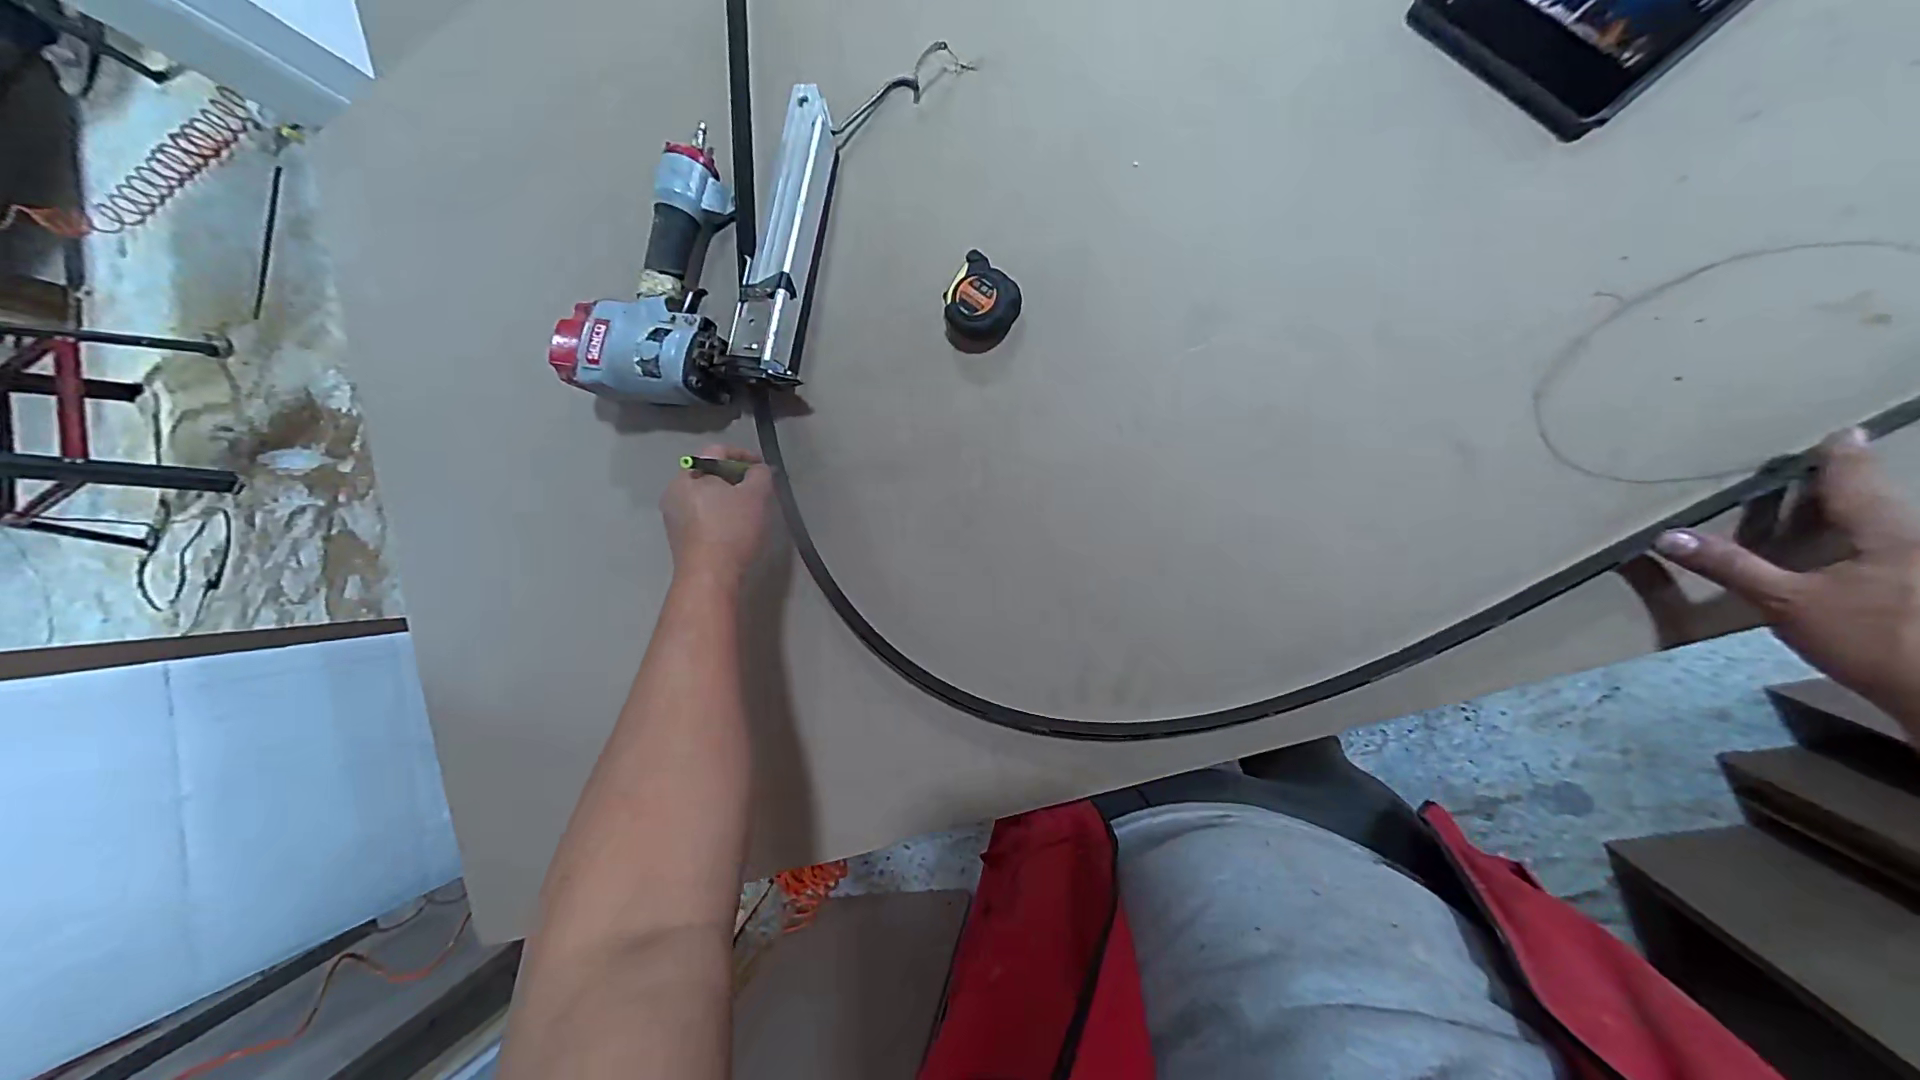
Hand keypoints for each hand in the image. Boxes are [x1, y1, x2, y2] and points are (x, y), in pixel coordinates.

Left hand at [661, 444, 772, 587]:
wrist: (709, 576)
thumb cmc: (731, 529)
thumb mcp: (755, 496)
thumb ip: (761, 475)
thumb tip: (759, 470)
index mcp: (688, 475)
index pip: (716, 452)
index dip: (743, 454)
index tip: (763, 467)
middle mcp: (674, 492)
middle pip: (709, 474)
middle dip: (736, 478)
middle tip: (758, 489)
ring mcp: (674, 516)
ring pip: (706, 496)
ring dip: (729, 498)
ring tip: (750, 509)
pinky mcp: (680, 538)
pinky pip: (703, 516)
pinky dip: (720, 515)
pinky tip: (736, 528)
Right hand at [1655, 428, 1919, 731]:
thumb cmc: (1874, 639)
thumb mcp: (1787, 604)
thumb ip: (1731, 566)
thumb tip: (1668, 536)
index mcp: (1890, 534)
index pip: (1857, 482)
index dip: (1842, 457)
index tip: (1842, 433)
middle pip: (1889, 503)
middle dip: (1862, 487)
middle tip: (1840, 470)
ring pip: (1903, 532)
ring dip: (1873, 520)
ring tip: (1849, 514)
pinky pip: (1904, 557)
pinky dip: (1882, 549)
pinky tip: (1867, 564)